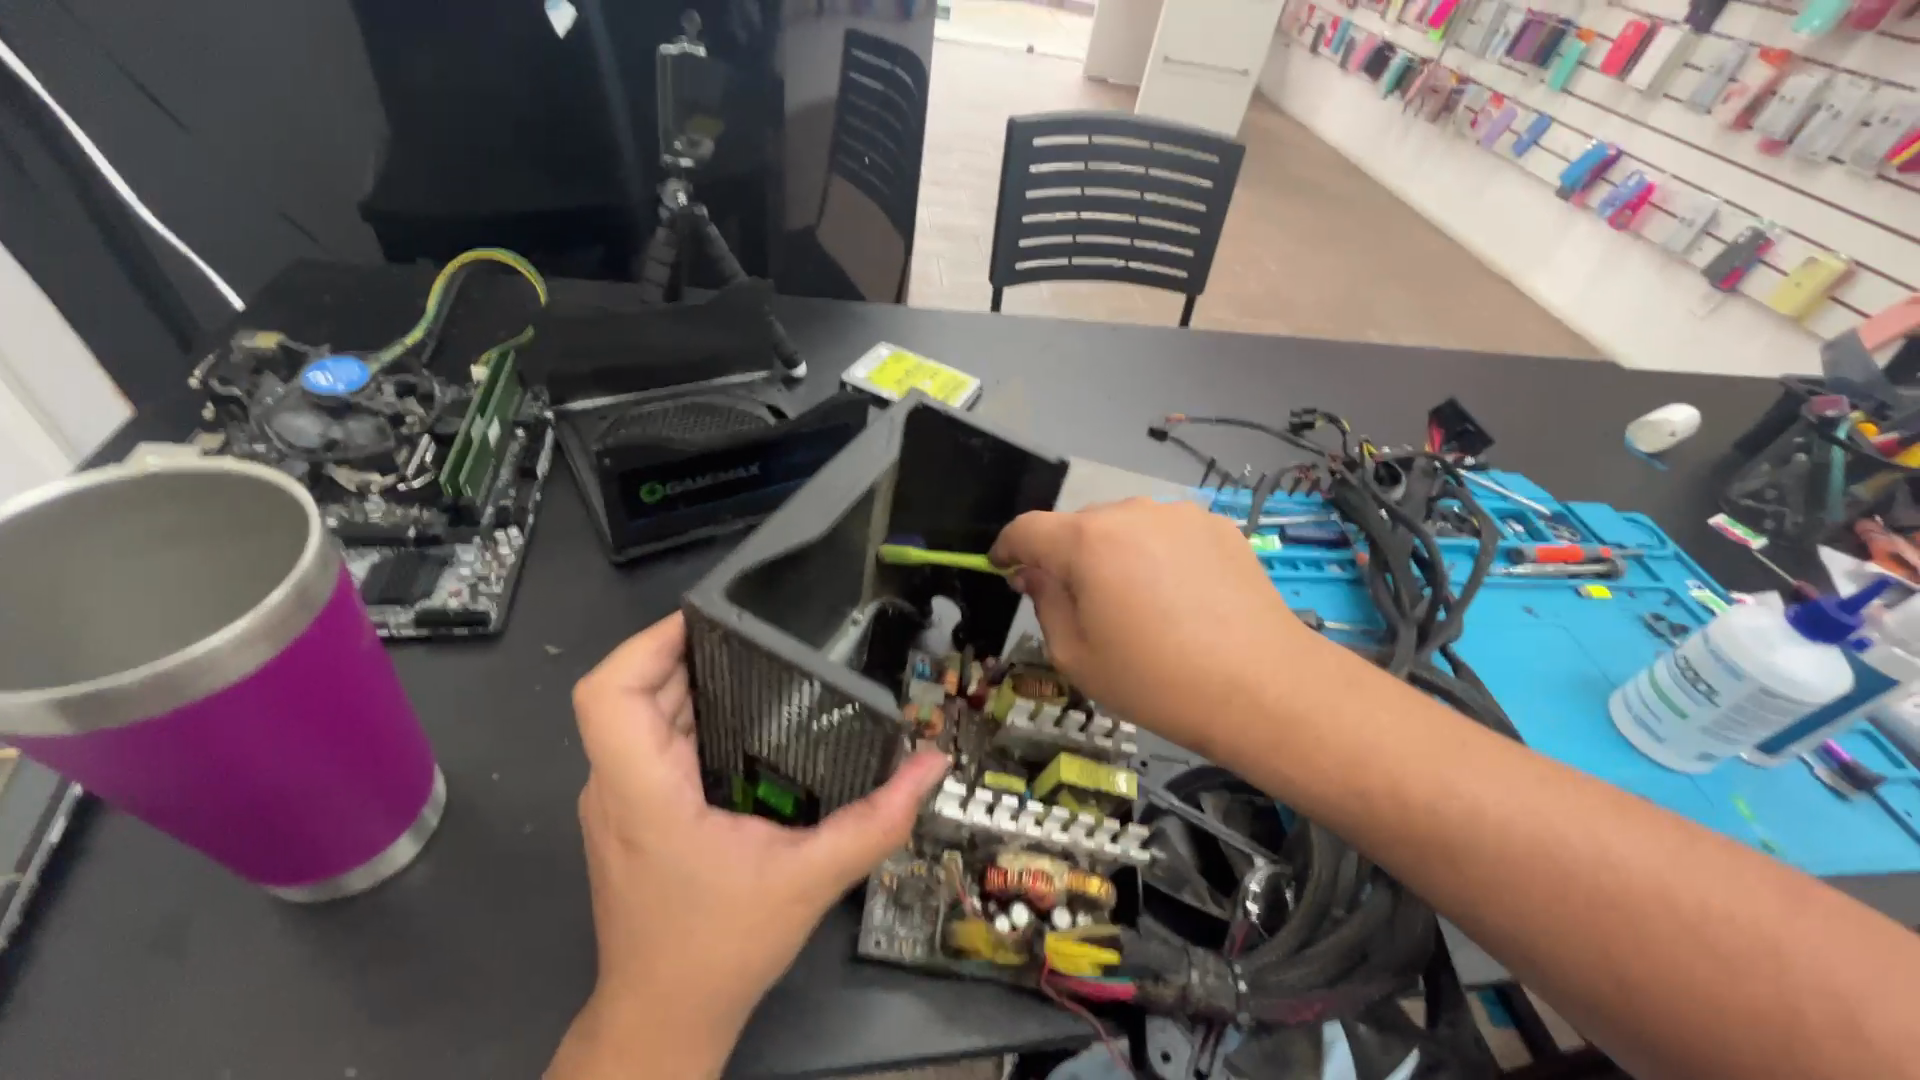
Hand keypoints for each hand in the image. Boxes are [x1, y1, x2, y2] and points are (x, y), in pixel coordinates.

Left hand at [548, 613, 949, 1079]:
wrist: (665, 1017)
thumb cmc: (722, 949)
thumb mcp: (810, 879)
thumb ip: (876, 820)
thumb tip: (930, 766)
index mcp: (642, 792)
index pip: (609, 693)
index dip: (646, 643)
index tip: (707, 622)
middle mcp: (615, 789)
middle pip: (629, 693)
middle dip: (686, 654)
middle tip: (758, 637)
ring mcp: (616, 804)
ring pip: (638, 718)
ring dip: (687, 685)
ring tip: (757, 667)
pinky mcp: (629, 817)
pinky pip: (649, 745)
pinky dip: (687, 718)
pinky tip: (742, 723)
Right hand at [991, 498, 1335, 758]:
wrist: (1263, 688)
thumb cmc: (1156, 681)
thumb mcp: (1076, 656)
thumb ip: (1045, 604)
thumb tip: (1036, 574)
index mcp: (1088, 541)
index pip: (1027, 528)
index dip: (1007, 547)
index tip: (1003, 567)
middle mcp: (1132, 512)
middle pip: (1079, 527)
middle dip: (1066, 558)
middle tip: (1077, 605)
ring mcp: (1181, 515)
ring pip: (1125, 528)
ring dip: (1114, 556)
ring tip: (1136, 606)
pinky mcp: (1219, 528)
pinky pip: (1167, 535)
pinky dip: (1156, 557)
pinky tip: (1178, 600)